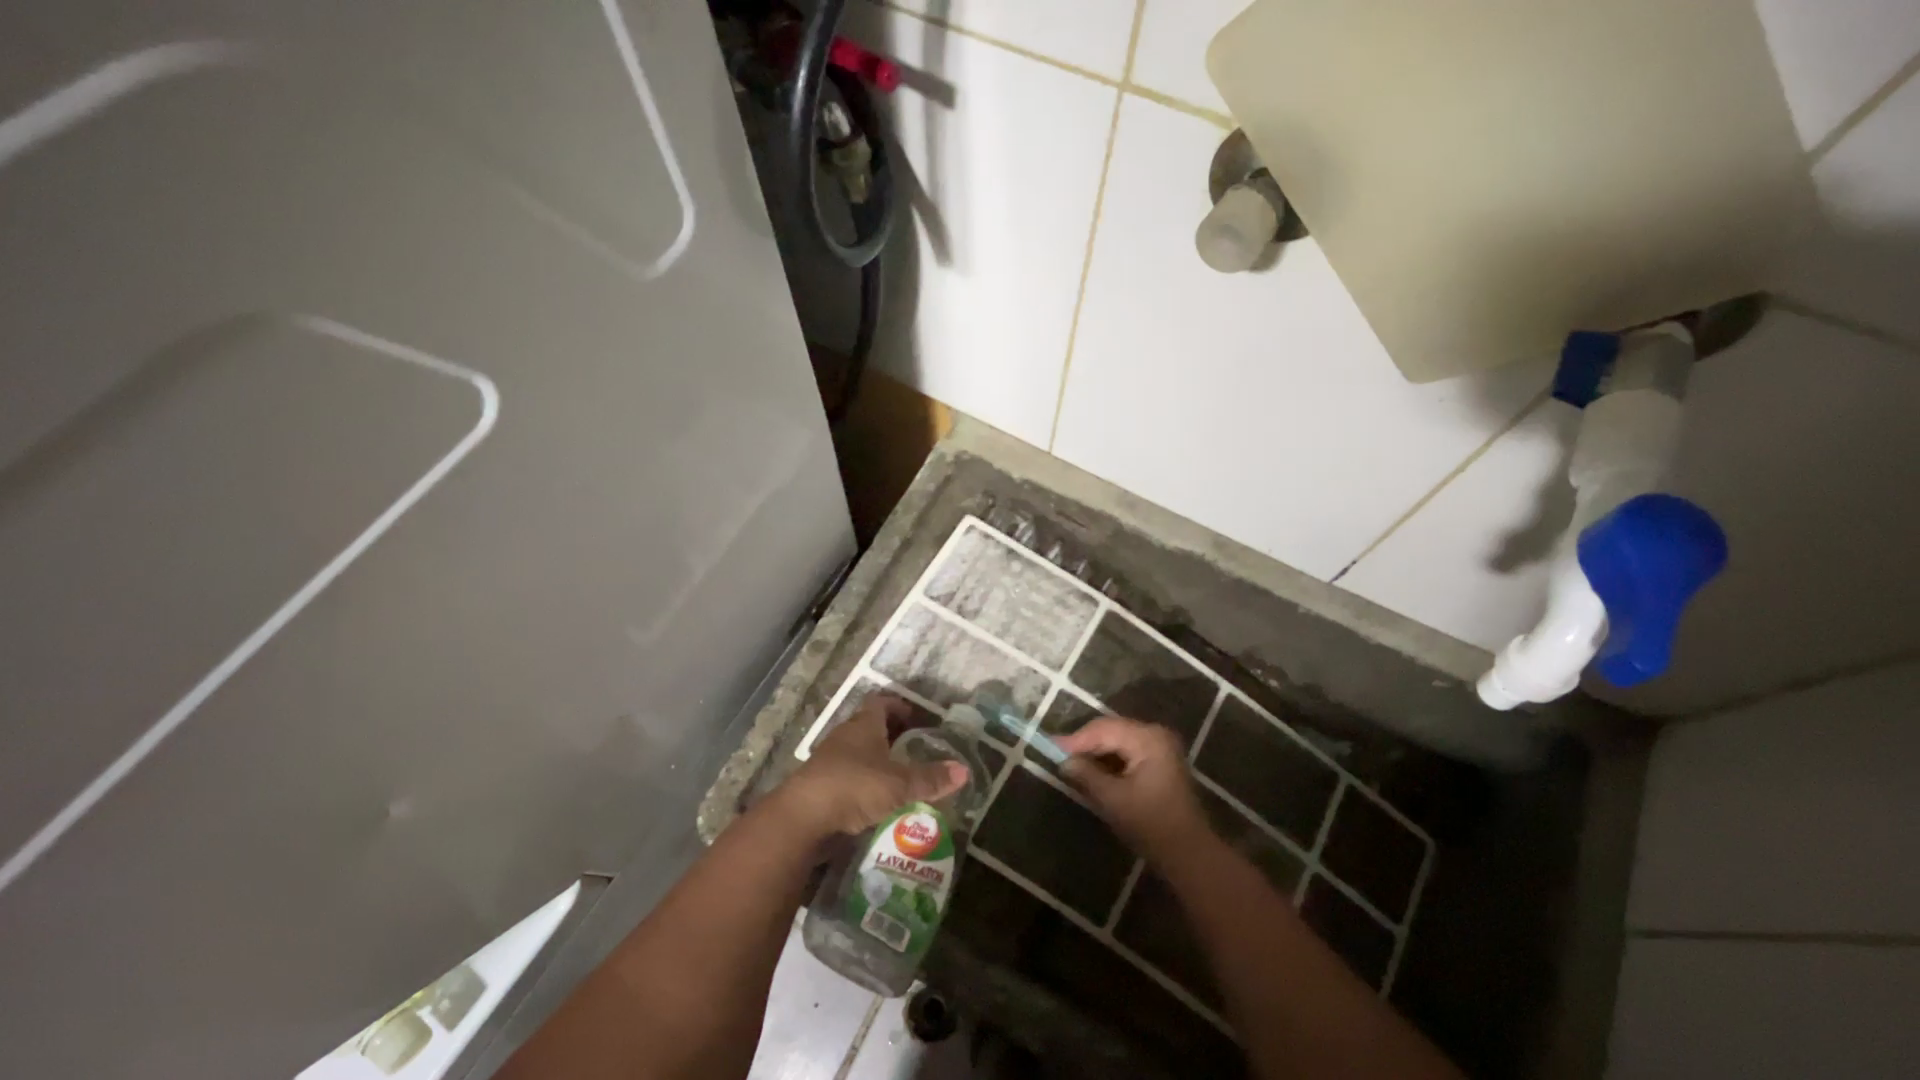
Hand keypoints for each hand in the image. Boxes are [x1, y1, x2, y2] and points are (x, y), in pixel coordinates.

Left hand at [776, 695, 969, 838]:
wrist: (802, 818)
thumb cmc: (853, 787)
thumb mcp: (898, 784)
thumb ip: (930, 779)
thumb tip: (964, 771)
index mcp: (863, 725)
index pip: (882, 703)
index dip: (901, 707)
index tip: (920, 719)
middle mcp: (845, 737)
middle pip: (871, 727)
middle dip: (894, 735)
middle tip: (918, 748)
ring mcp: (830, 761)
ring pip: (860, 752)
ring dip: (879, 760)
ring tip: (904, 775)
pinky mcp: (822, 786)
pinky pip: (850, 776)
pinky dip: (867, 782)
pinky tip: (881, 800)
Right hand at [1055, 716, 1208, 858]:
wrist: (1188, 853)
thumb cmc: (1151, 824)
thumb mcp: (1112, 799)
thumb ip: (1086, 775)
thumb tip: (1065, 762)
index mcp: (1148, 738)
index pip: (1104, 729)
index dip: (1076, 739)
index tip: (1050, 748)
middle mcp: (1157, 735)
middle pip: (1112, 731)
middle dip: (1085, 744)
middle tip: (1058, 755)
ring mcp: (1162, 749)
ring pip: (1119, 742)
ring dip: (1097, 753)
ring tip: (1072, 764)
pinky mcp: (1161, 764)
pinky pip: (1129, 753)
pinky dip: (1110, 761)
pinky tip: (1094, 772)